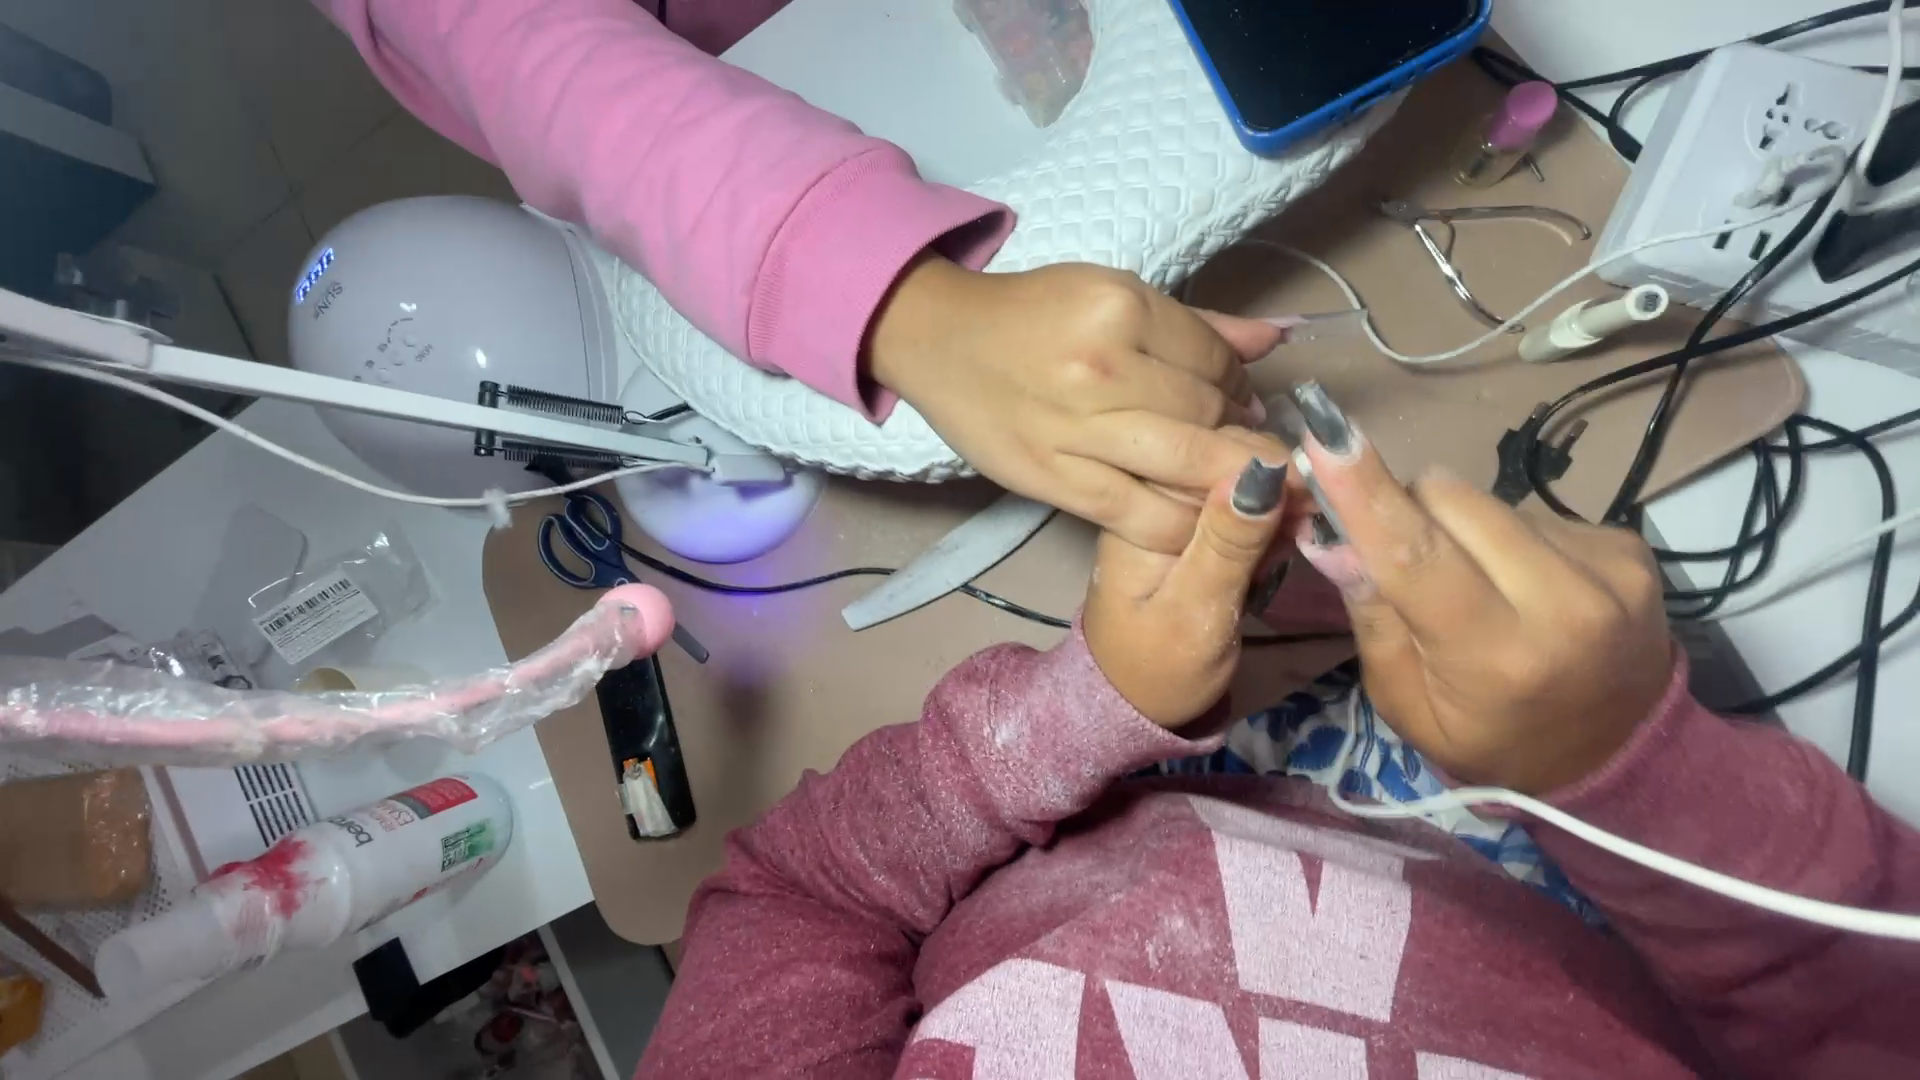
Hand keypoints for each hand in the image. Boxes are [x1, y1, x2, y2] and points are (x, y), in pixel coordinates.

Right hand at [868, 257, 1284, 554]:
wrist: (940, 343)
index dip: (1241, 386)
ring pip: (1186, 470)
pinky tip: (1192, 518)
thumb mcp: (1110, 295)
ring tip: (1228, 483)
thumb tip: (1276, 339)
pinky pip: (1138, 516)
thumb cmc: (1027, 315)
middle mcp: (1103, 369)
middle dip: (1239, 437)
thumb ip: (1196, 322)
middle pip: (1208, 416)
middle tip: (1242, 446)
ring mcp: (1076, 431)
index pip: (1215, 360)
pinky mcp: (1053, 481)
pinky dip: (1179, 525)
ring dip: (1223, 483)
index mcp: (1121, 309)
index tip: (1238, 401)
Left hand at [1083, 445, 1300, 728]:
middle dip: (1277, 482)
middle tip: (1300, 532)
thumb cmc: (1158, 667)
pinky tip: (1275, 551)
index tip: (1309, 503)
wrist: (1133, 700)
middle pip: (1228, 452)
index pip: (1208, 450)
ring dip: (1278, 503)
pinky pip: (1240, 503)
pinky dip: (1268, 521)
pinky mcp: (1192, 527)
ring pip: (1241, 475)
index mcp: (1139, 507)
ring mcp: (1172, 508)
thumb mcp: (1195, 612)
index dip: (1268, 466)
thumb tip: (1264, 469)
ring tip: (1287, 546)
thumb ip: (1227, 545)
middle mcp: (1152, 494)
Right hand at [1296, 430, 1673, 794]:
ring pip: (1484, 499)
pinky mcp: (1627, 545)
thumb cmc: (1488, 738)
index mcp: (1496, 654)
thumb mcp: (1404, 702)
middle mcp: (1563, 600)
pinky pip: (1525, 509)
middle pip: (1449, 501)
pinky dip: (1497, 533)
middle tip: (1396, 550)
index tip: (1325, 436)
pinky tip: (1512, 577)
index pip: (1415, 555)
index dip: (1364, 492)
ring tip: (1467, 576)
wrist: (1623, 758)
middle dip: (1404, 509)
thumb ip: (1373, 617)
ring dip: (1452, 523)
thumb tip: (1331, 540)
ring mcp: (1608, 567)